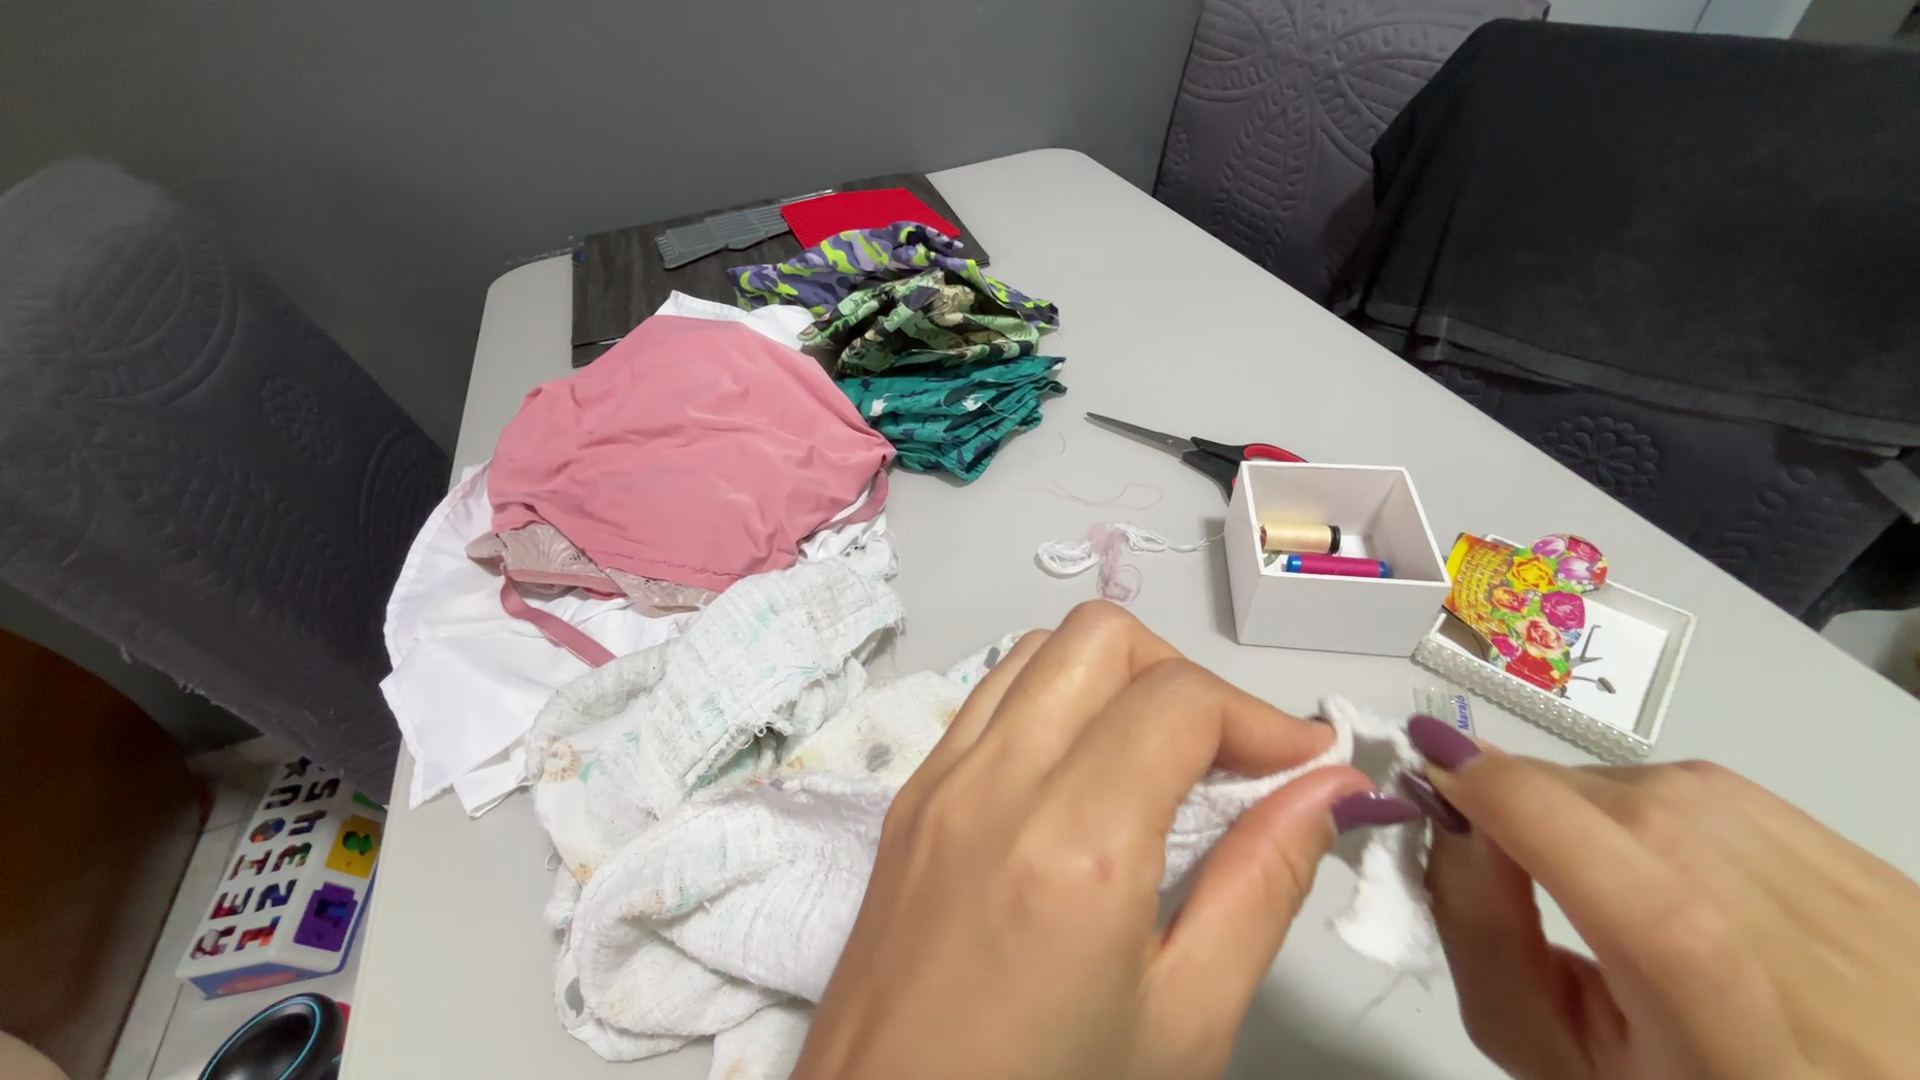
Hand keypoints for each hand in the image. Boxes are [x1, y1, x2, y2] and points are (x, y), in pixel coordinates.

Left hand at [793, 601, 1408, 1079]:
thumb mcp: (1186, 1020)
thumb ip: (1264, 885)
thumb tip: (1324, 788)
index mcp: (1076, 842)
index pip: (1177, 699)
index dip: (1258, 714)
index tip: (1304, 760)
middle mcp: (996, 782)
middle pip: (1099, 638)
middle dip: (1181, 674)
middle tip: (1224, 753)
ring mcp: (940, 779)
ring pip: (1038, 652)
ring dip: (1112, 677)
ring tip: (1156, 755)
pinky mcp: (909, 794)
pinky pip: (989, 698)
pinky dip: (1052, 699)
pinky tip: (1079, 772)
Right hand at [1413, 717, 1919, 1079]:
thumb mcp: (1545, 1051)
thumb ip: (1482, 936)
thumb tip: (1456, 810)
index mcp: (1746, 1067)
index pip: (1654, 915)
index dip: (1525, 812)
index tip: (1434, 766)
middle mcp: (1840, 988)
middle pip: (1649, 825)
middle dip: (1534, 797)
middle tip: (1489, 823)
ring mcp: (1886, 925)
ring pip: (1679, 788)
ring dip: (1586, 796)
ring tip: (1579, 855)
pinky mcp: (1889, 878)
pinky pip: (1728, 793)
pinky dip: (1651, 798)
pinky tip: (1650, 850)